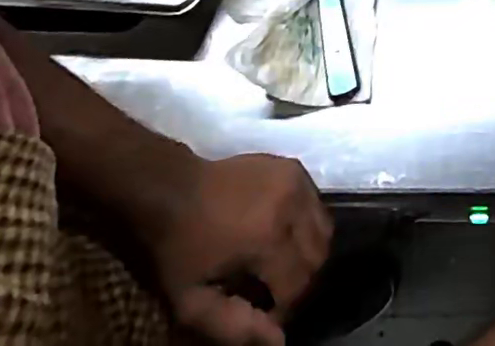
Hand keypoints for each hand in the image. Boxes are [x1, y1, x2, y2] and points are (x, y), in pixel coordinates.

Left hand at [141, 153, 331, 345]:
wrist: (171, 187)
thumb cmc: (179, 245)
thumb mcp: (193, 301)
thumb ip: (235, 327)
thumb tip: (279, 342)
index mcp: (268, 237)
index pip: (298, 285)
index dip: (284, 309)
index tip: (264, 313)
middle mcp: (290, 203)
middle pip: (317, 255)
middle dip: (299, 281)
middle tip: (273, 288)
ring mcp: (293, 179)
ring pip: (323, 226)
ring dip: (308, 251)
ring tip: (281, 261)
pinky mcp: (291, 166)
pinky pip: (315, 201)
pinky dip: (307, 222)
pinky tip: (284, 232)